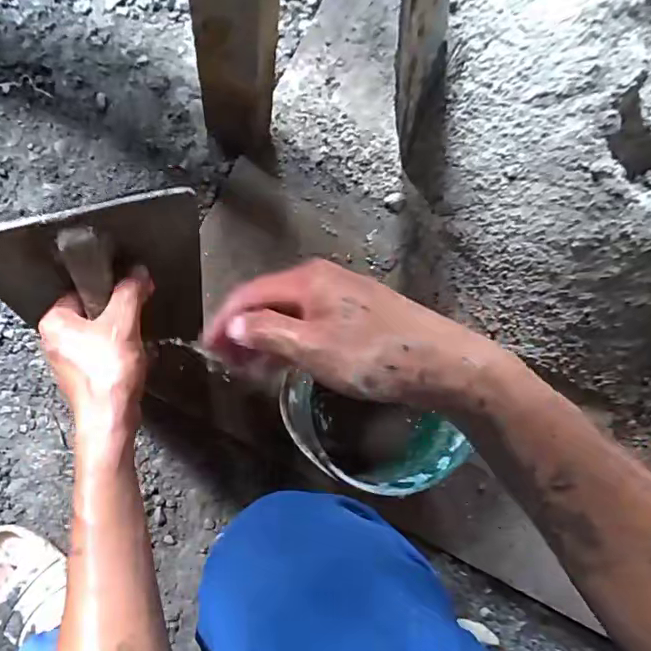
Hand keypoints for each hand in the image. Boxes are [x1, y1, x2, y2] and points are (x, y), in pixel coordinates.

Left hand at [39, 269, 153, 448]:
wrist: (110, 419)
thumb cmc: (106, 378)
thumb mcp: (123, 322)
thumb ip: (131, 293)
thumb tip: (138, 275)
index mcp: (53, 322)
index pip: (81, 291)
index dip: (107, 293)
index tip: (125, 297)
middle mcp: (54, 341)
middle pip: (93, 314)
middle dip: (116, 318)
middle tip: (129, 327)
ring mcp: (68, 362)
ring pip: (100, 337)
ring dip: (120, 340)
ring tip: (129, 350)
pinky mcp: (83, 378)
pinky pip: (104, 357)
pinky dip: (119, 358)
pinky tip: (128, 365)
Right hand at [201, 259, 505, 411]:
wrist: (444, 363)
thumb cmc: (375, 357)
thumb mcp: (314, 349)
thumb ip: (270, 334)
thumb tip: (235, 325)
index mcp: (307, 281)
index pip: (248, 294)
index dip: (223, 322)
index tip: (206, 350)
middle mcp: (321, 279)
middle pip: (266, 301)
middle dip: (242, 331)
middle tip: (226, 365)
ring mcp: (341, 295)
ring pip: (287, 314)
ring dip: (264, 339)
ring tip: (250, 371)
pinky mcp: (356, 313)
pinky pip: (308, 323)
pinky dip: (289, 342)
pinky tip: (285, 363)